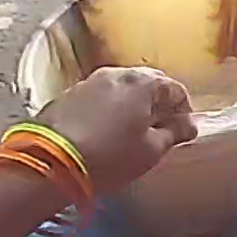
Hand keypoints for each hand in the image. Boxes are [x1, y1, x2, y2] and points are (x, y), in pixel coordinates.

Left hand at [36, 66, 197, 190]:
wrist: (48, 163)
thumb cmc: (110, 156)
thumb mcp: (151, 150)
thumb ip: (174, 133)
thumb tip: (188, 125)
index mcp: (144, 83)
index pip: (177, 90)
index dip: (184, 111)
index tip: (183, 130)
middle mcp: (118, 73)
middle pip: (149, 83)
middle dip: (159, 101)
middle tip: (161, 126)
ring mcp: (90, 81)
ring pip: (122, 87)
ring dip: (133, 103)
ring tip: (132, 127)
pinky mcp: (68, 94)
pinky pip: (100, 96)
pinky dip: (110, 107)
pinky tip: (107, 128)